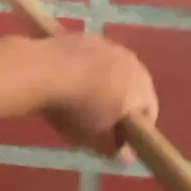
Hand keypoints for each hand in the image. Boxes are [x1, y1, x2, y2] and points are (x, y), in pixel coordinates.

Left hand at [38, 35, 157, 161]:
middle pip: (130, 88)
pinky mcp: (82, 35)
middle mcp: (131, 60)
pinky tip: (64, 81)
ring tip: (76, 101)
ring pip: (109, 71)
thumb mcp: (98, 141)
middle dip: (117, 105)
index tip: (114, 143)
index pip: (148, 114)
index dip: (133, 132)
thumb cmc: (78, 110)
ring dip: (99, 85)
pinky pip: (88, 59)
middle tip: (95, 123)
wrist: (42, 71)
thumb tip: (126, 155)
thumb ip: (116, 150)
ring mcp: (105, 43)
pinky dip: (81, 70)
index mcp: (143, 86)